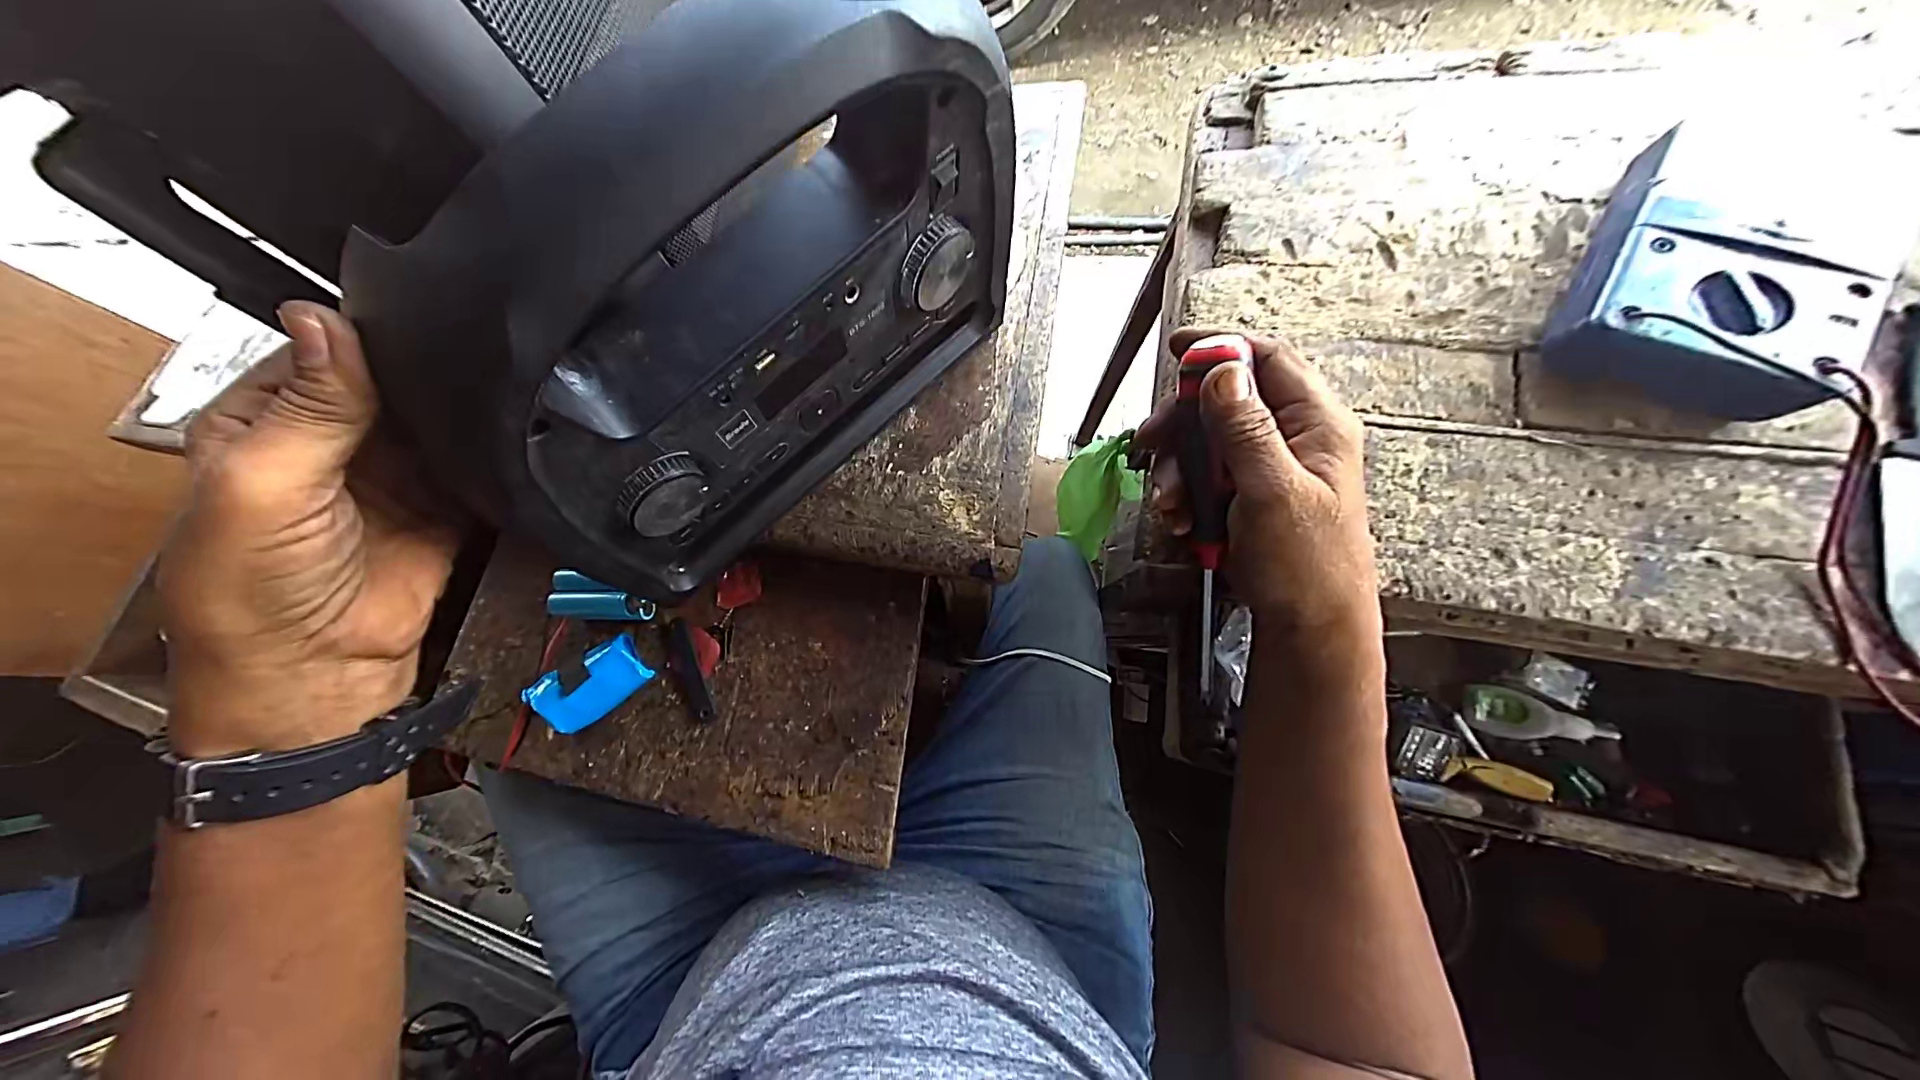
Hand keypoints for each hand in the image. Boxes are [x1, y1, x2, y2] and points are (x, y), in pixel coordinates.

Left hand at [158, 302, 460, 757]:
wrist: (324, 665)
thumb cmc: (254, 590)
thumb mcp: (265, 485)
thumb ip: (308, 409)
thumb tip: (323, 322)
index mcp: (271, 423)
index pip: (326, 356)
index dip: (367, 341)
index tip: (414, 327)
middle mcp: (338, 445)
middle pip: (395, 388)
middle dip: (429, 380)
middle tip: (466, 367)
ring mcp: (397, 477)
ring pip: (442, 426)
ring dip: (463, 419)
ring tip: (487, 406)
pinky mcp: (445, 507)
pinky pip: (477, 471)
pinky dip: (492, 460)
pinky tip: (502, 445)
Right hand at [1136, 329, 1376, 637]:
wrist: (1309, 625)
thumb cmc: (1308, 565)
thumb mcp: (1273, 491)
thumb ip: (1246, 429)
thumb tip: (1223, 372)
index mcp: (1316, 425)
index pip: (1267, 360)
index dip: (1222, 348)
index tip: (1178, 349)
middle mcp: (1294, 439)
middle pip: (1227, 401)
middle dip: (1184, 422)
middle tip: (1153, 443)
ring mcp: (1270, 468)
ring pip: (1209, 441)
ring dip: (1180, 466)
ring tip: (1171, 500)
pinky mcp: (1250, 495)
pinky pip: (1208, 476)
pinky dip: (1187, 491)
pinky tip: (1182, 517)